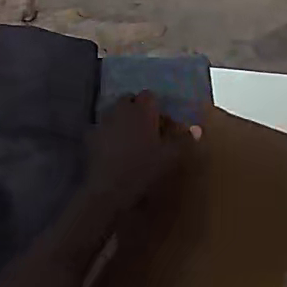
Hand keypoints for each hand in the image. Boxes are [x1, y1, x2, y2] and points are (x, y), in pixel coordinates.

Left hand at [83, 92, 197, 216]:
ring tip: (131, 140)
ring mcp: (103, 122)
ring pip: (114, 113)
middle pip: (129, 100)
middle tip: (147, 129)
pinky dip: (108, 134)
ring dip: (122, 120)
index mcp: (142, 110)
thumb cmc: (143, 168)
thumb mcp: (170, 156)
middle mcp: (121, 110)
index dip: (157, 107)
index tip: (163, 123)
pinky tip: (114, 150)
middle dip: (138, 110)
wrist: (108, 190)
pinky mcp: (89, 138)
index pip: (150, 96)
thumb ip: (184, 140)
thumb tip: (197, 129)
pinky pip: (102, 129)